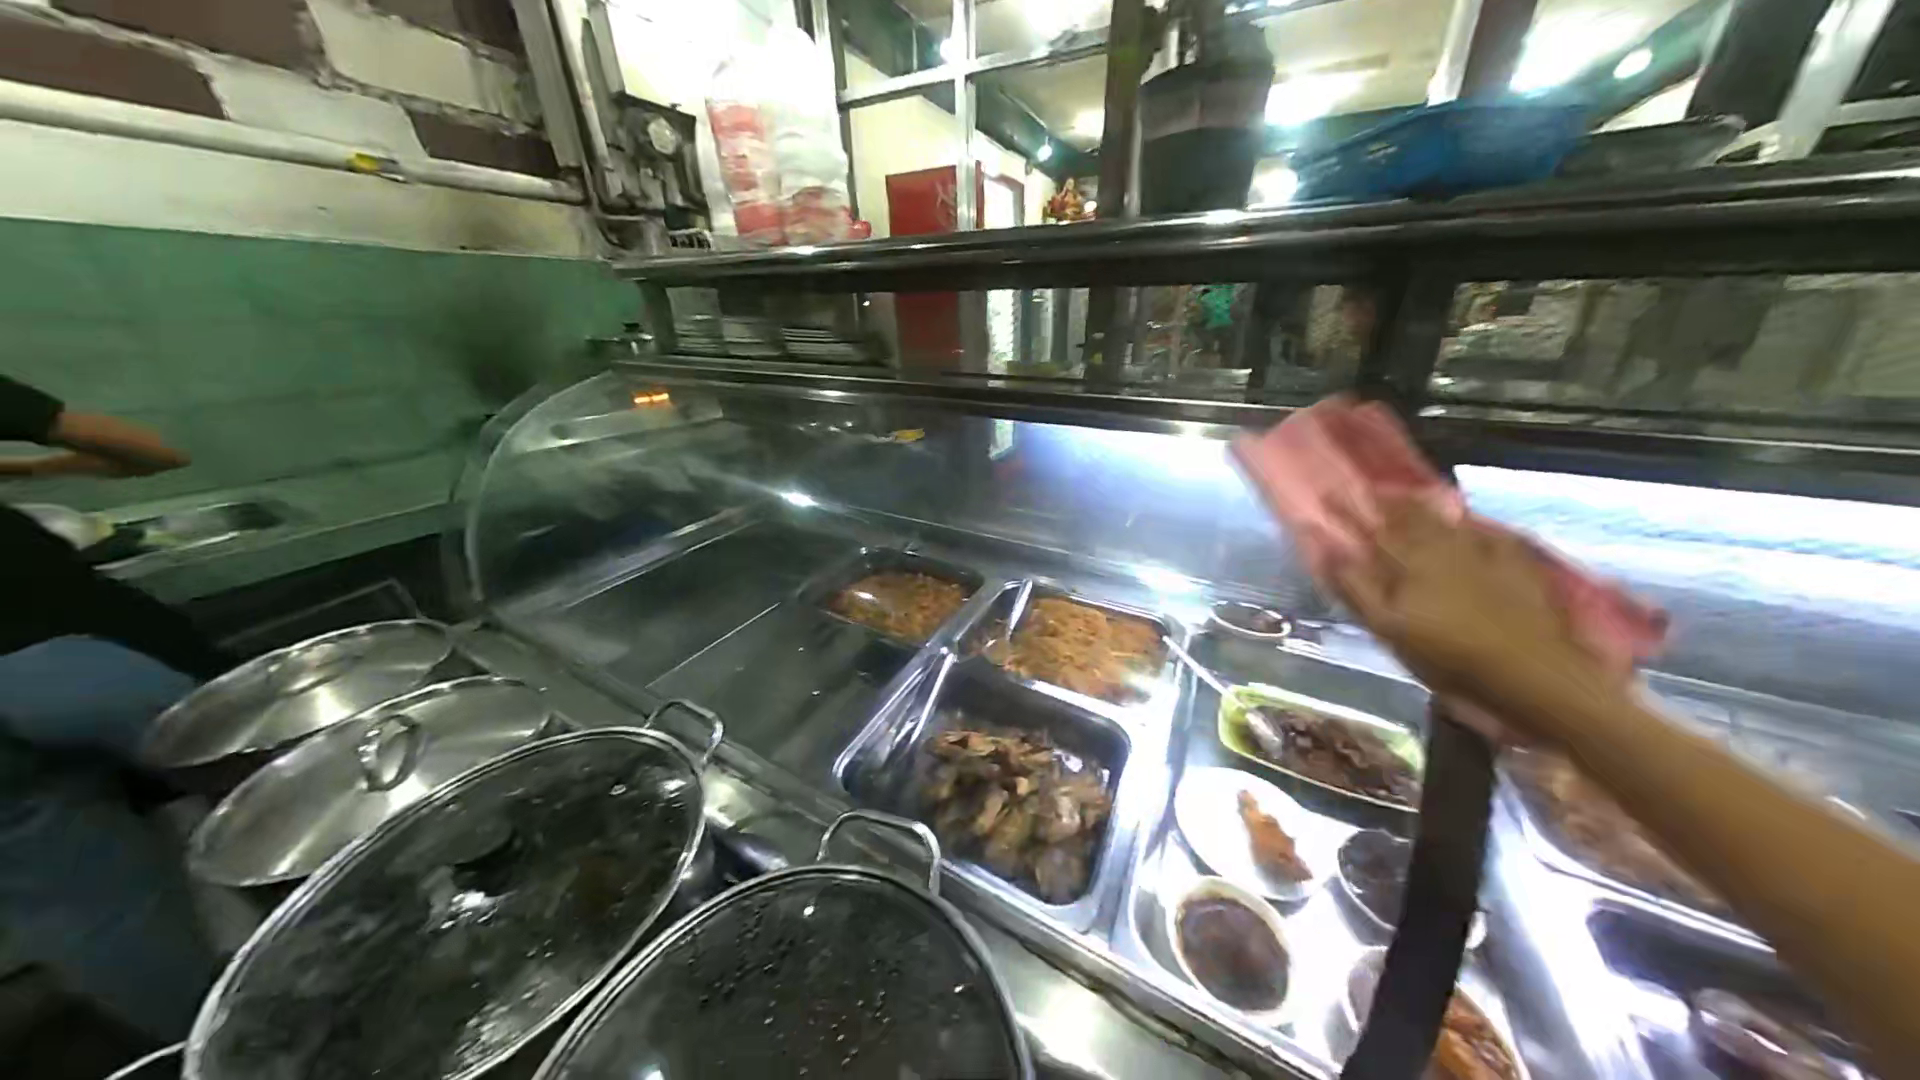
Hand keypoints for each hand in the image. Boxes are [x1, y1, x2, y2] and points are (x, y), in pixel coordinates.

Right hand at [1329, 500, 1625, 743]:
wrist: (1535, 675)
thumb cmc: (1447, 656)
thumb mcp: (1387, 627)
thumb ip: (1354, 585)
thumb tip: (1324, 545)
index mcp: (1409, 561)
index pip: (1372, 526)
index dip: (1350, 509)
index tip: (1330, 493)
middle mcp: (1445, 547)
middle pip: (1413, 516)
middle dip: (1390, 500)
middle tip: (1374, 489)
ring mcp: (1485, 554)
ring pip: (1449, 521)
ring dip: (1428, 507)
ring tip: (1415, 496)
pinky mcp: (1519, 567)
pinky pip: (1491, 534)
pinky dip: (1475, 525)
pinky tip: (1473, 524)